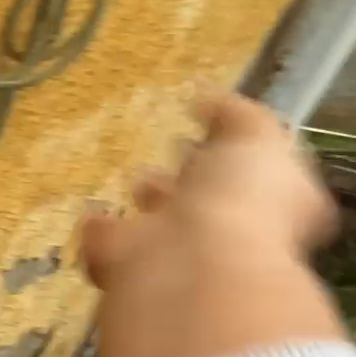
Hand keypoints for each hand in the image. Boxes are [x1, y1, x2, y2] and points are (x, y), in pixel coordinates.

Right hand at [79, 91, 342, 356]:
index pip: (252, 168)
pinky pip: (107, 238)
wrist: (181, 261)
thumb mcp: (255, 140)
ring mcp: (169, 248)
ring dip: (144, 201)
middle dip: (187, 173)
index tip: (204, 121)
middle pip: (204, 194)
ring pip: (156, 219)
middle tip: (168, 148)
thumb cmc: (235, 199)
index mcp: (268, 200)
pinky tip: (87, 206)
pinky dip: (97, 224)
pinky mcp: (120, 262)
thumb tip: (208, 95)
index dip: (232, 146)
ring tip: (126, 174)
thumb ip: (236, 117)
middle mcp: (223, 228)